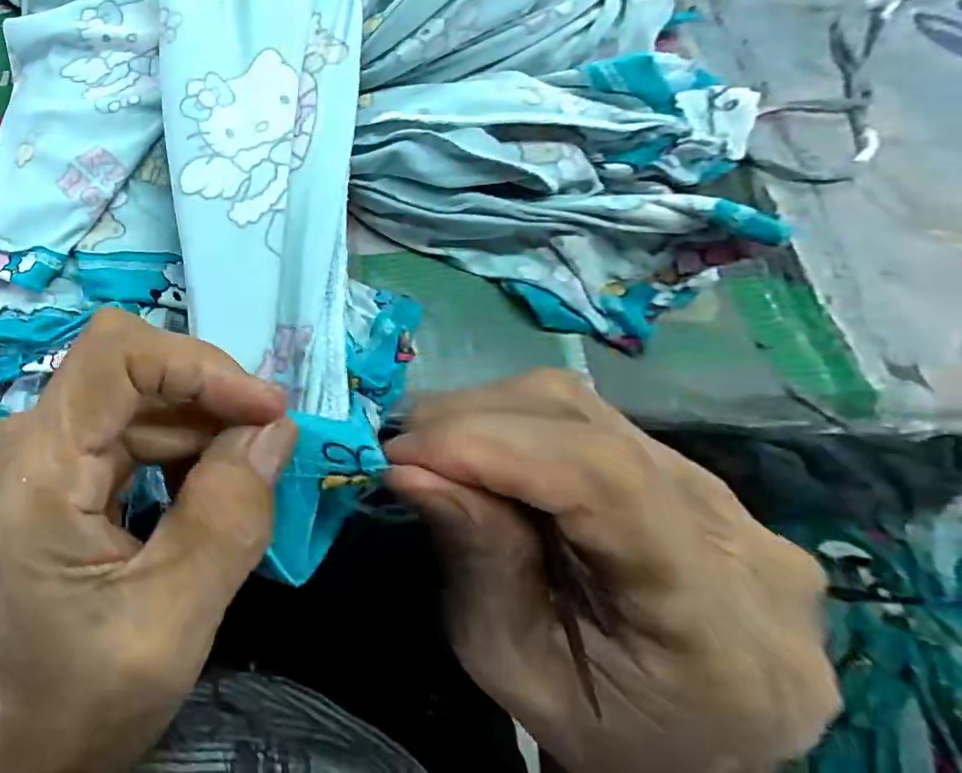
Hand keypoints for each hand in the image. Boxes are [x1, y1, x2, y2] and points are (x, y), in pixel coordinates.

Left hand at [0, 308, 296, 772]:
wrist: (14, 729)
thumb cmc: (80, 687)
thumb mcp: (170, 619)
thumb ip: (226, 518)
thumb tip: (275, 430)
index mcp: (41, 462)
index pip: (114, 354)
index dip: (195, 364)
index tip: (267, 409)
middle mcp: (33, 436)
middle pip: (124, 366)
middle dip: (204, 390)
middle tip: (273, 440)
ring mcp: (44, 449)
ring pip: (131, 394)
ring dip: (198, 420)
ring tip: (254, 468)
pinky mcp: (60, 468)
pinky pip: (126, 429)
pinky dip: (179, 445)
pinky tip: (214, 481)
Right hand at [385, 370, 839, 772]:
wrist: (681, 749)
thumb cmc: (588, 722)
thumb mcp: (509, 663)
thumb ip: (476, 564)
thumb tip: (409, 471)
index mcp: (720, 625)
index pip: (609, 483)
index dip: (491, 447)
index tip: (401, 454)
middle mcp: (745, 544)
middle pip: (587, 428)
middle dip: (467, 423)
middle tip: (399, 452)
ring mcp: (726, 502)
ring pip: (578, 406)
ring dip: (480, 414)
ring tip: (430, 451)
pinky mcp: (690, 476)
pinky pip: (581, 417)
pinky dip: (505, 420)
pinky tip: (475, 453)